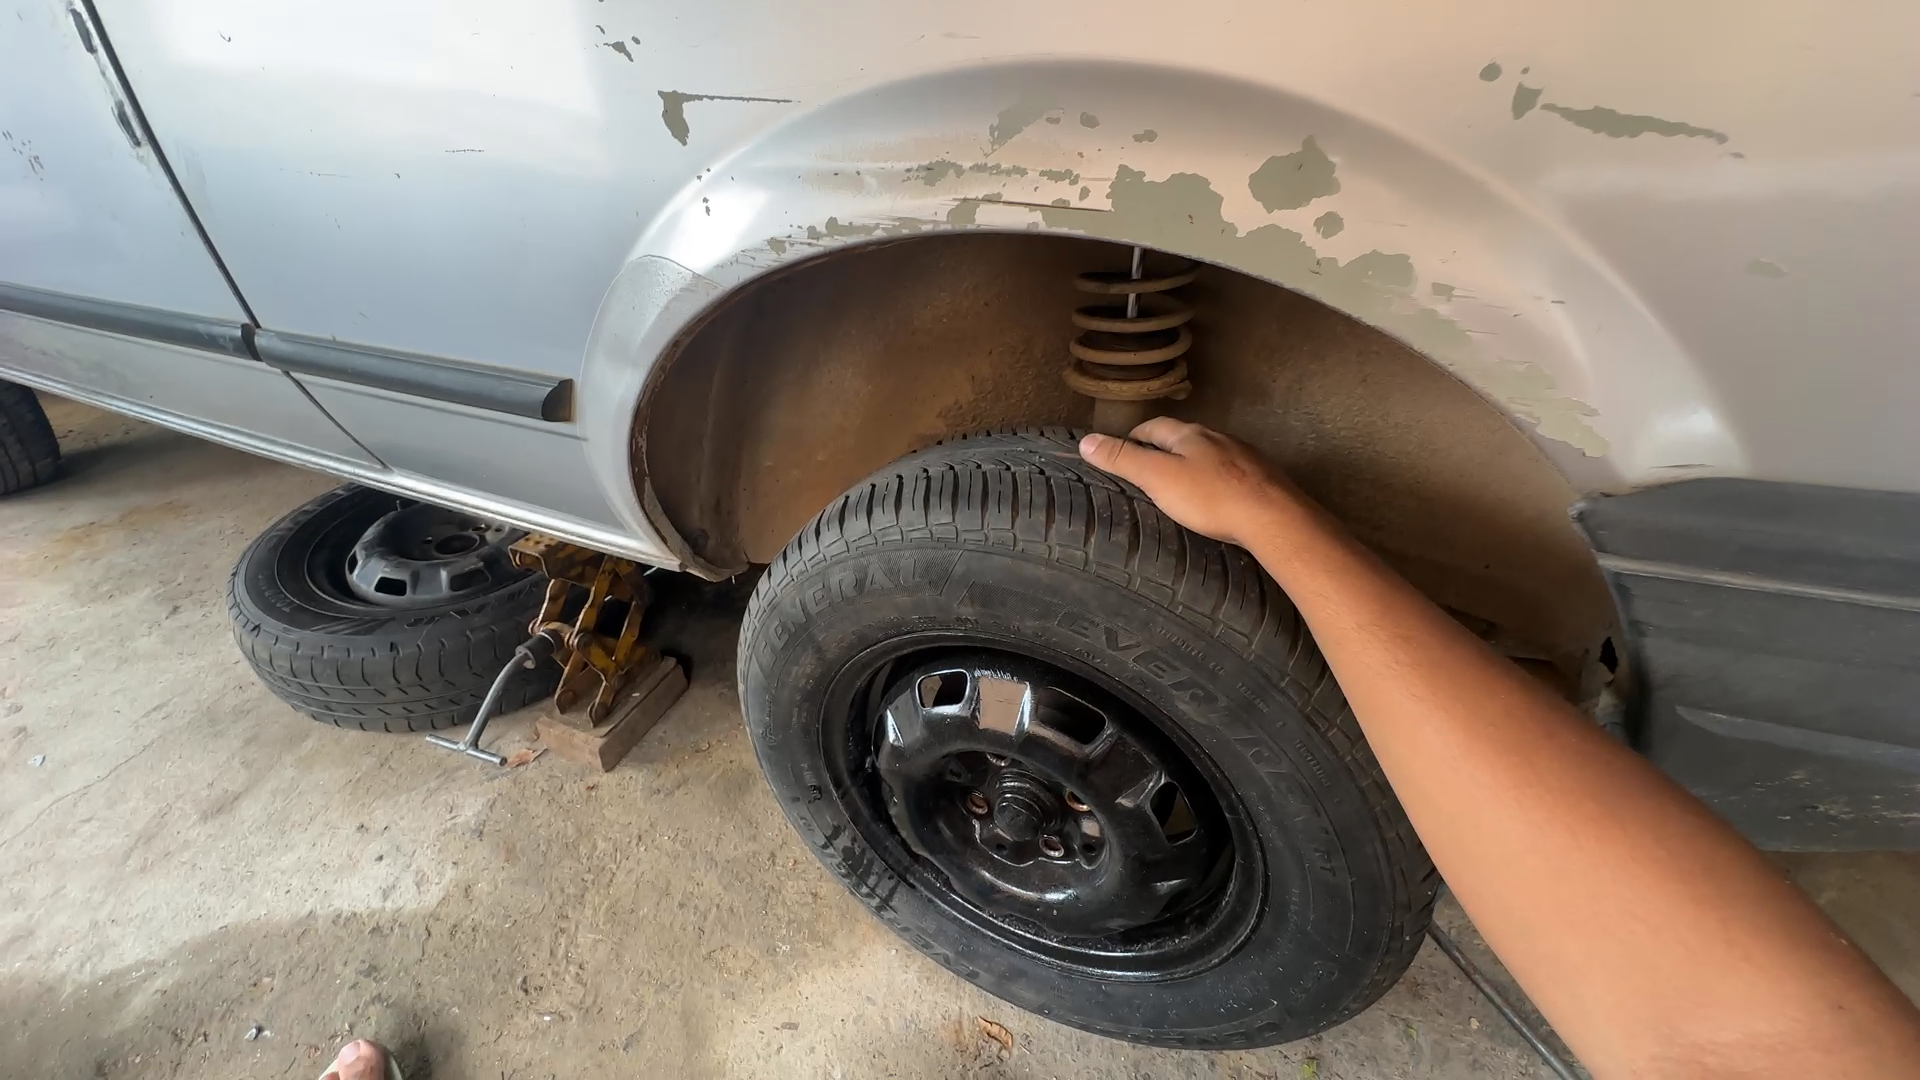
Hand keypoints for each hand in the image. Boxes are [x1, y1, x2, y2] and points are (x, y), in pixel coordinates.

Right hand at [1078, 418, 1300, 547]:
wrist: (1273, 518)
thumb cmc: (1210, 497)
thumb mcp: (1157, 478)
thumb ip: (1122, 459)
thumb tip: (1086, 440)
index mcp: (1190, 435)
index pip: (1154, 426)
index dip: (1134, 437)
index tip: (1121, 452)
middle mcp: (1218, 438)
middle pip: (1183, 437)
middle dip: (1163, 449)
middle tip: (1146, 471)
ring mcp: (1243, 457)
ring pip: (1209, 455)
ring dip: (1192, 464)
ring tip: (1178, 486)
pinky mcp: (1262, 479)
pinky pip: (1230, 474)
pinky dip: (1215, 481)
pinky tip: (1214, 500)